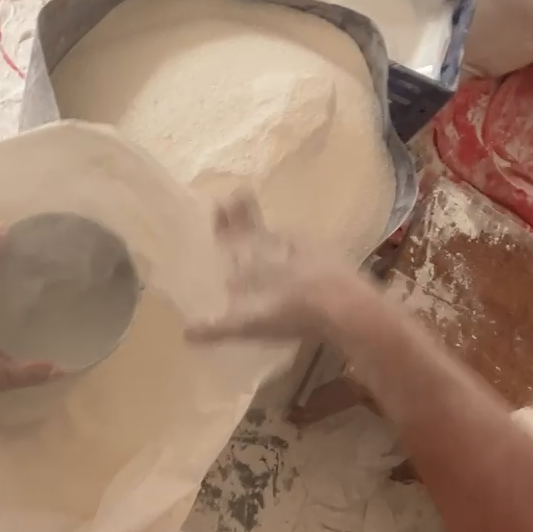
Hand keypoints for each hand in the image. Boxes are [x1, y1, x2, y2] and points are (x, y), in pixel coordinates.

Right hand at [186, 192, 388, 343]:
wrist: (346, 309)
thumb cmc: (293, 310)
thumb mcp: (249, 323)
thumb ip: (217, 327)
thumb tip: (185, 333)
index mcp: (258, 254)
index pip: (238, 229)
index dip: (229, 216)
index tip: (223, 199)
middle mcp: (281, 245)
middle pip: (260, 227)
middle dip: (248, 218)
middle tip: (241, 199)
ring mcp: (310, 250)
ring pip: (286, 240)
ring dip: (276, 240)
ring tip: (268, 242)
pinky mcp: (333, 262)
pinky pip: (309, 254)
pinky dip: (300, 258)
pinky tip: (300, 267)